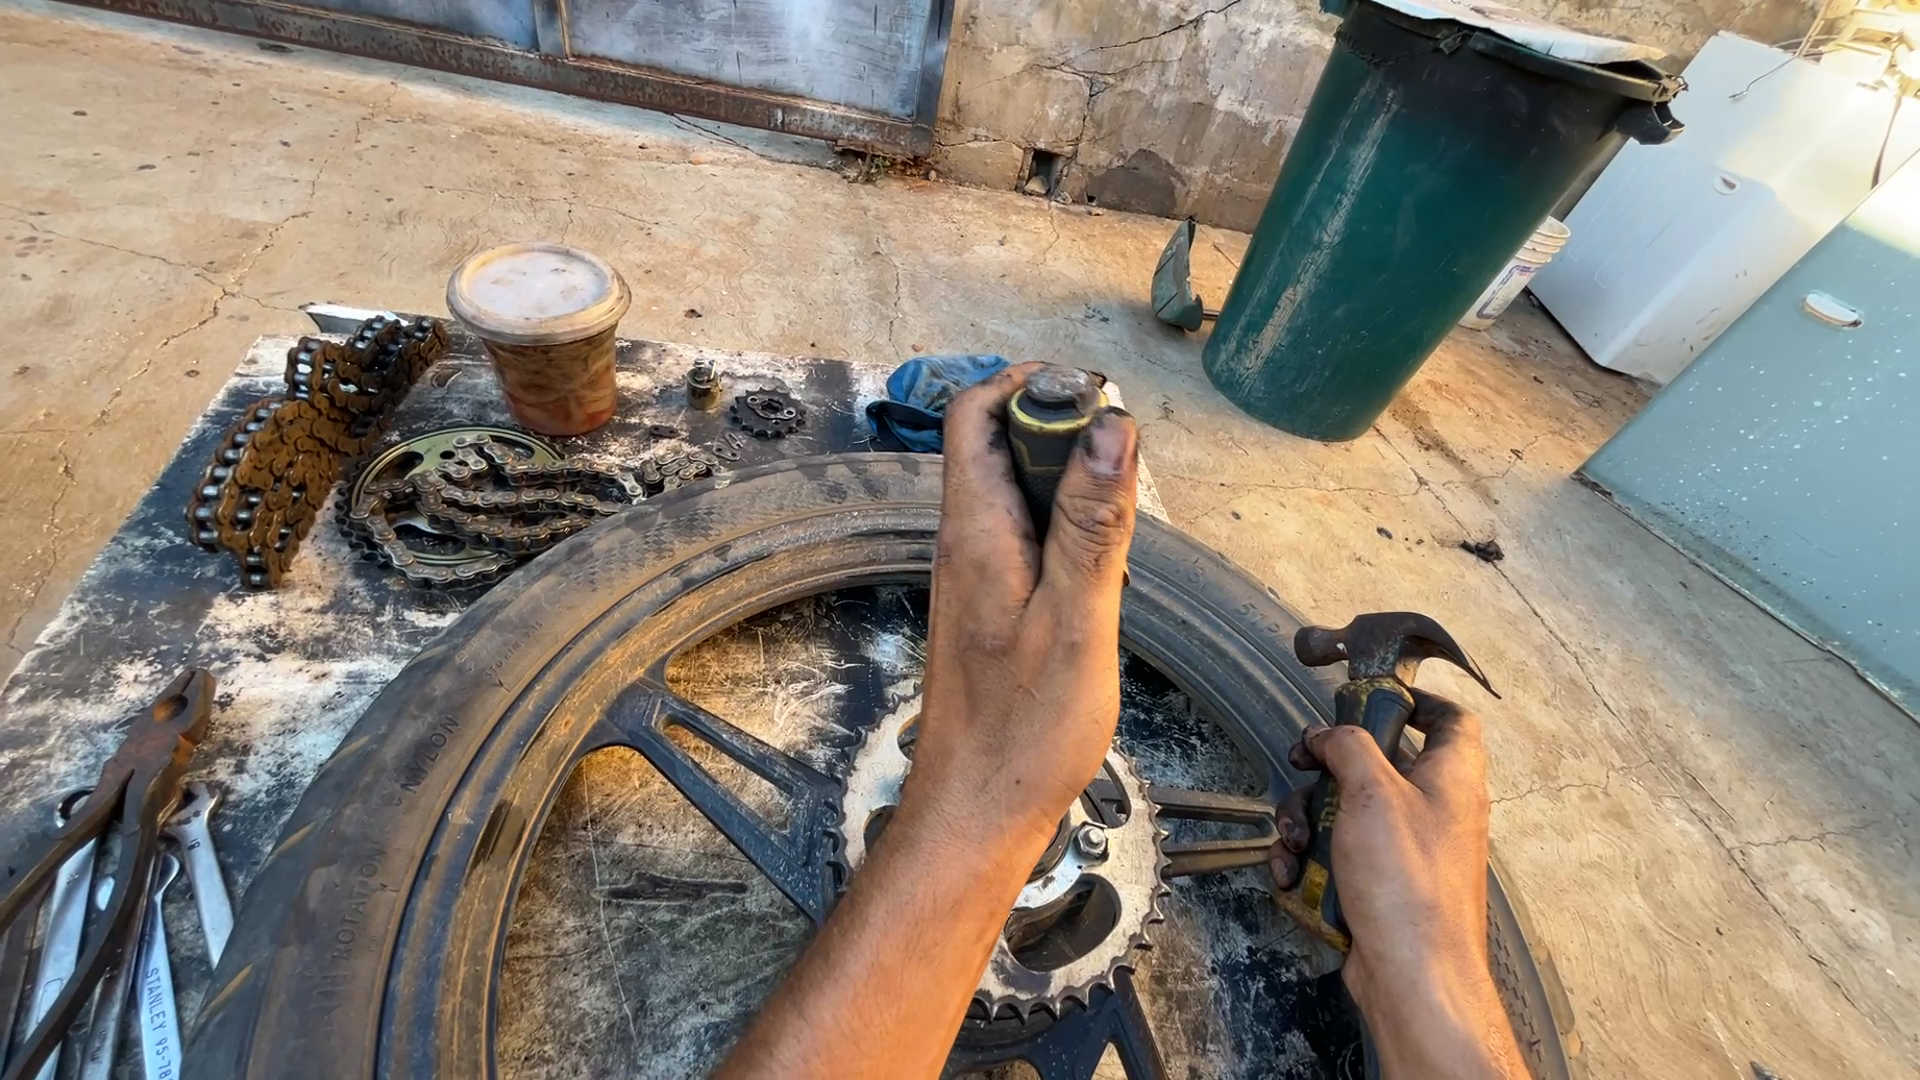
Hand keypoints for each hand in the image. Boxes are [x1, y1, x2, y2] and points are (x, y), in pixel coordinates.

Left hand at [902, 364, 1140, 854]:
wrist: (979, 807)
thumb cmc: (1025, 729)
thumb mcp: (1076, 618)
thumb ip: (1091, 523)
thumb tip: (1110, 429)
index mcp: (974, 532)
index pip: (974, 416)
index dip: (1026, 385)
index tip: (1090, 397)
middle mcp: (964, 542)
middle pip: (993, 445)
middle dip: (1056, 429)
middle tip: (1120, 458)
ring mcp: (974, 573)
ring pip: (1012, 490)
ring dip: (1064, 481)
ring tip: (1118, 512)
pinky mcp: (989, 603)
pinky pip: (1021, 536)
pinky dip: (1059, 527)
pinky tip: (1097, 563)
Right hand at [1269, 689, 1523, 1078]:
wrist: (1412, 977)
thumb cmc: (1404, 879)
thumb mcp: (1372, 790)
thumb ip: (1348, 745)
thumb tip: (1326, 735)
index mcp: (1450, 778)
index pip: (1451, 719)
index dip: (1414, 700)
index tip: (1366, 700)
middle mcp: (1433, 809)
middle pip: (1375, 761)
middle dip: (1325, 766)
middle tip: (1301, 764)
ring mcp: (1405, 847)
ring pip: (1344, 805)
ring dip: (1304, 815)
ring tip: (1291, 839)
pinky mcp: (1379, 880)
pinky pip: (1337, 848)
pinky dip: (1308, 854)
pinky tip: (1291, 869)